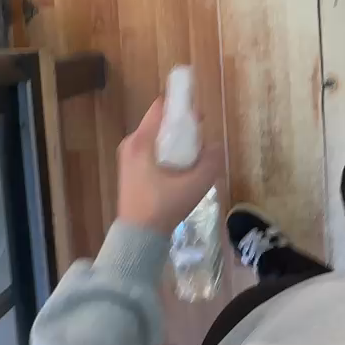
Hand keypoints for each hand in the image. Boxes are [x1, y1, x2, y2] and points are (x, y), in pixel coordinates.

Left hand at [115, 98, 223, 234]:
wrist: (139, 237)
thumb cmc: (164, 207)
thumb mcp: (195, 184)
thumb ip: (211, 161)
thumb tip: (216, 146)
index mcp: (141, 141)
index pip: (161, 107)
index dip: (182, 106)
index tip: (199, 117)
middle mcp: (131, 144)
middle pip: (159, 123)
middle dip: (181, 126)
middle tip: (200, 140)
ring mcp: (127, 158)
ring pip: (156, 138)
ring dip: (175, 141)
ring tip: (192, 157)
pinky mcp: (129, 171)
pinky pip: (150, 151)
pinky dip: (166, 153)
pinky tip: (179, 169)